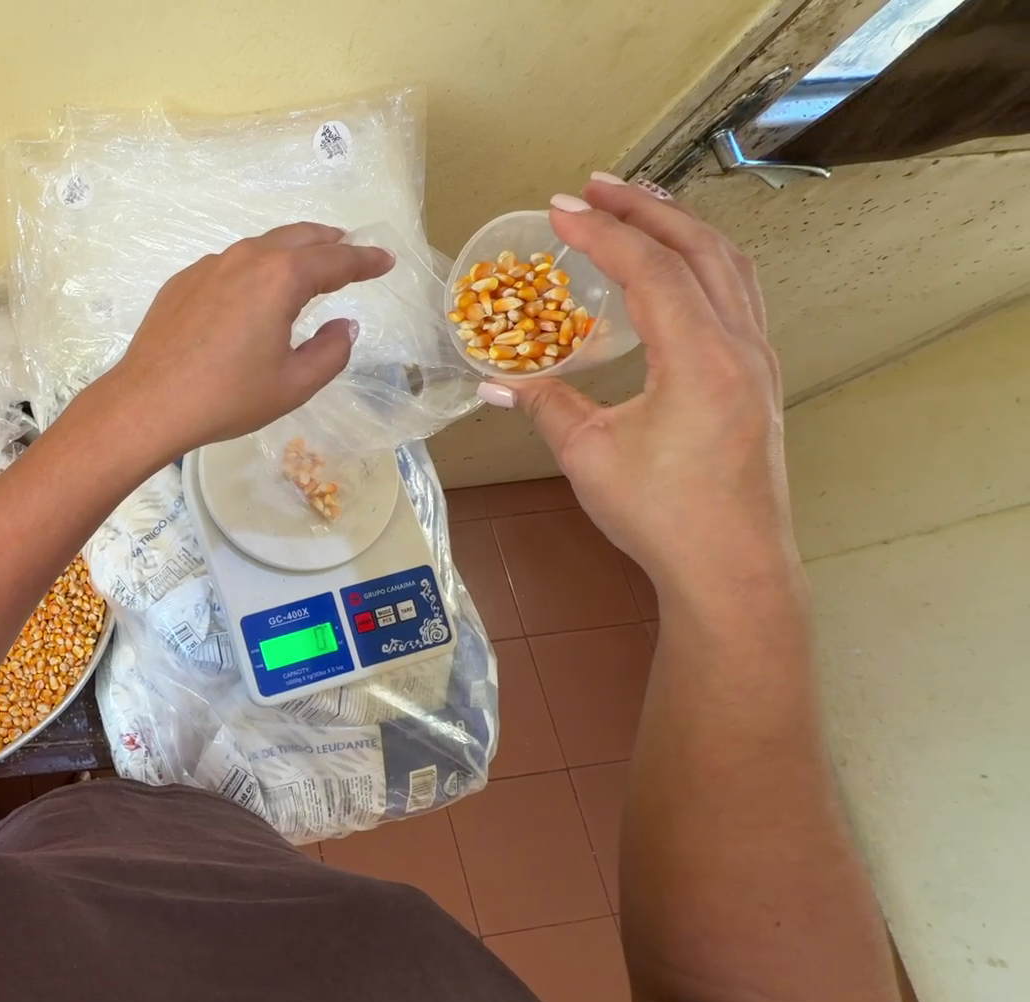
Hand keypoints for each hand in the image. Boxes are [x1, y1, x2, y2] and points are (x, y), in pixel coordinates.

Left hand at [81, 222, 392, 460]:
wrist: (147, 404)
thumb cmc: (225, 398)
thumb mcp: (292, 385)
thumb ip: (330, 353)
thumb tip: (345, 327)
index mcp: (281, 277)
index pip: (336, 260)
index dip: (365, 260)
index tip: (385, 262)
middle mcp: (245, 259)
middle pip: (297, 238)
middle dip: (328, 242)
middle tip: (348, 250)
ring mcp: (207, 268)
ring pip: (258, 248)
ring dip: (287, 252)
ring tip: (302, 265)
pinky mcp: (180, 284)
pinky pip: (226, 266)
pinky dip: (249, 270)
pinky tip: (248, 292)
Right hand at [491, 177, 799, 604]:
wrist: (729, 564)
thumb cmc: (658, 511)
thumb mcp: (587, 454)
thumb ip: (546, 406)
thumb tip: (493, 384)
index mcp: (701, 359)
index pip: (652, 272)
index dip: (603, 234)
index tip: (559, 209)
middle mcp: (740, 345)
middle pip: (702, 250)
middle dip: (647, 210)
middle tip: (596, 187)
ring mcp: (756, 359)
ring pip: (729, 267)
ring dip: (680, 230)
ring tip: (634, 210)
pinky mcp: (754, 377)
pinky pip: (734, 295)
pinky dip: (699, 265)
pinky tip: (670, 271)